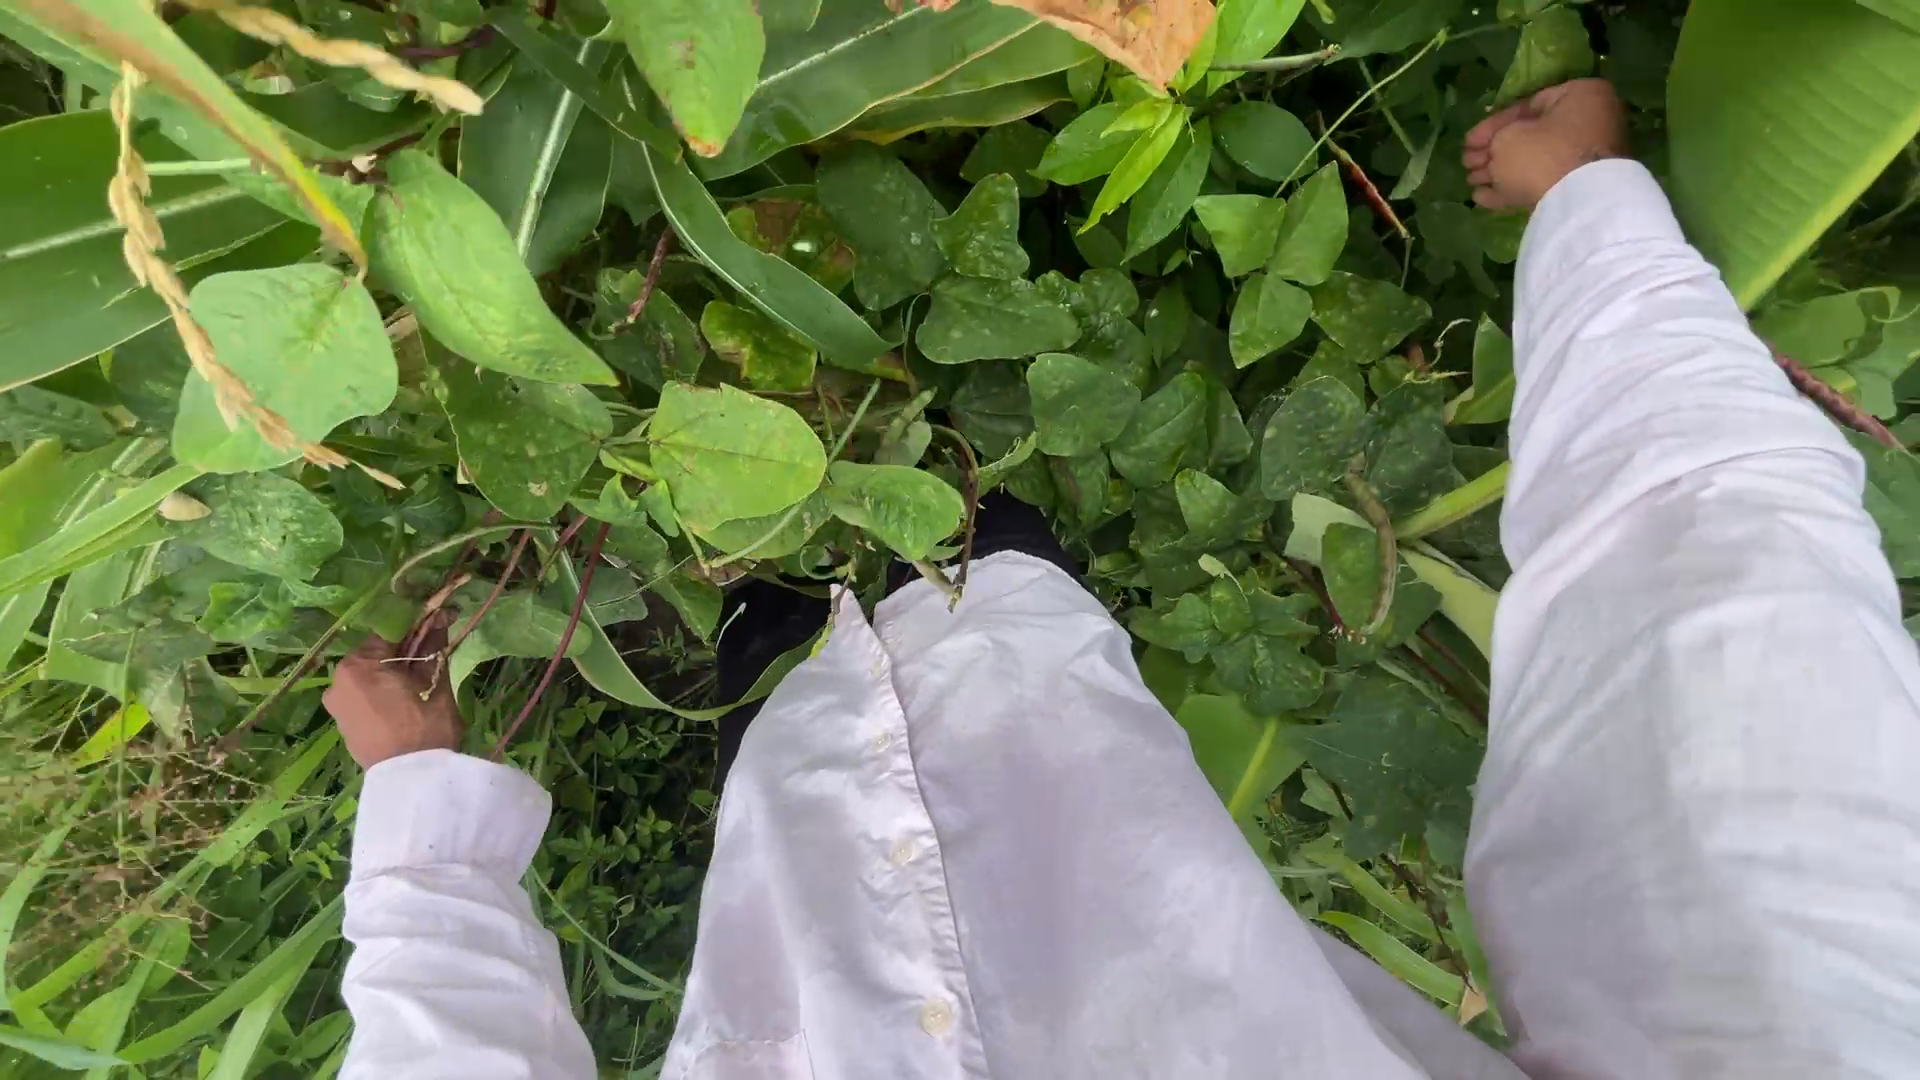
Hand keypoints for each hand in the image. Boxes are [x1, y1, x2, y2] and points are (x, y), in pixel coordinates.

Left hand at [323, 615, 461, 767]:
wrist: (410, 775)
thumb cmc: (425, 724)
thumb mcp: (436, 680)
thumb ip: (433, 646)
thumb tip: (440, 616)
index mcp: (358, 664)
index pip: (392, 631)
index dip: (419, 625)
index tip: (442, 622)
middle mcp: (338, 679)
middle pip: (378, 652)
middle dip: (406, 649)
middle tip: (436, 655)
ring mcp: (336, 702)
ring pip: (371, 673)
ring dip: (394, 670)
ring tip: (423, 679)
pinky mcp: (341, 720)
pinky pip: (364, 692)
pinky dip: (383, 688)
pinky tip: (405, 698)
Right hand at [1463, 78, 1627, 210]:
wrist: (1571, 197)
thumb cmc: (1539, 154)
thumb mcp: (1506, 137)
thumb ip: (1496, 137)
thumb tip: (1496, 146)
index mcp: (1578, 95)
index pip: (1527, 106)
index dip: (1491, 125)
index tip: (1468, 141)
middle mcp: (1585, 120)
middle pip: (1528, 135)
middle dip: (1492, 150)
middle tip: (1466, 161)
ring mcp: (1581, 155)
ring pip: (1529, 161)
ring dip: (1496, 171)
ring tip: (1470, 180)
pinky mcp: (1572, 184)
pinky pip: (1535, 182)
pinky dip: (1508, 188)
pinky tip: (1482, 196)